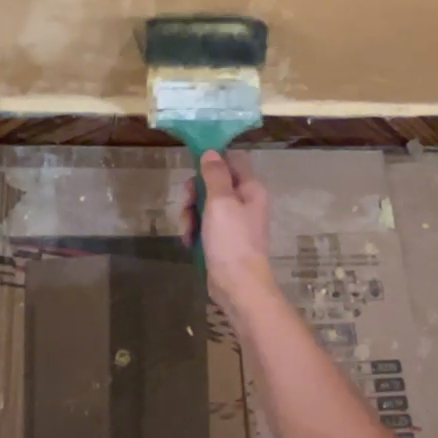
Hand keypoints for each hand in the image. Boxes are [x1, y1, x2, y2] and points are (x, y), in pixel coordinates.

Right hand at [182, 150, 272, 306]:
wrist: (238, 286)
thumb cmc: (232, 240)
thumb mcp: (221, 202)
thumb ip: (215, 175)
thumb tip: (211, 152)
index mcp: (250, 189)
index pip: (232, 160)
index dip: (213, 160)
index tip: (193, 167)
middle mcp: (244, 202)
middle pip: (213, 182)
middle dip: (195, 193)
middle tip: (187, 204)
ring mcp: (233, 221)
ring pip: (204, 204)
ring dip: (190, 214)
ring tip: (187, 230)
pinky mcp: (222, 239)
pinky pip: (204, 224)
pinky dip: (194, 230)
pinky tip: (189, 242)